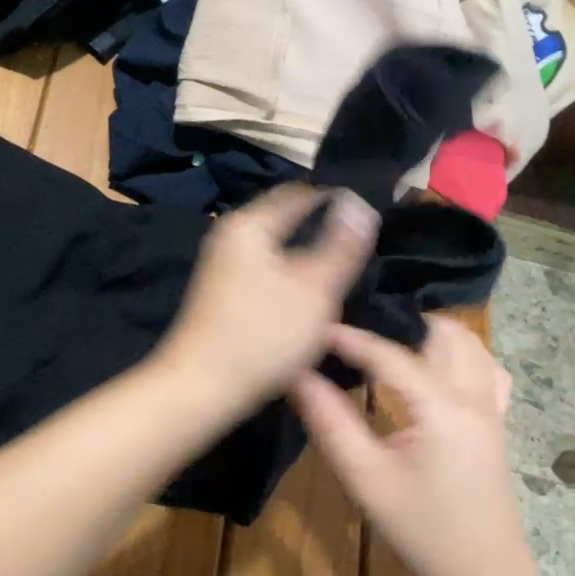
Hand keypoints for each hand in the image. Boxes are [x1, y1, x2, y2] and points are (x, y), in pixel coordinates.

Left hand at [152, 184, 375, 409]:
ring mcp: (224, 261)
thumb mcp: (315, 289)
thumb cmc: (262, 334)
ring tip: (344, 269)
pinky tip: (311, 294)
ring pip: (279, 245)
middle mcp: (232, 233)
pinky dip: (291, 274)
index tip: (372, 210)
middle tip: (363, 243)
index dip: (337, 196)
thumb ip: (341, 244)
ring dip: (309, 254)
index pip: (302, 191)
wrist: (202, 384)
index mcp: (250, 223)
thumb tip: (358, 202)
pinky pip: (267, 267)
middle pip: (288, 218)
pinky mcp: (224, 288)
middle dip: (323, 228)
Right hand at [289, 316, 528, 575]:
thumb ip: (330, 421)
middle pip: (442, 333)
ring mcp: (492, 409)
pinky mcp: (496, 423)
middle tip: (357, 333)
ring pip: (470, 345)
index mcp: (441, 408)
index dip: (349, 338)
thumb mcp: (364, 477)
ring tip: (388, 341)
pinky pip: (487, 369)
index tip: (315, 330)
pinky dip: (460, 354)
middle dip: (398, 322)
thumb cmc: (420, 528)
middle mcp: (473, 398)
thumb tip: (297, 375)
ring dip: (430, 333)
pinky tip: (432, 366)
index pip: (389, 354)